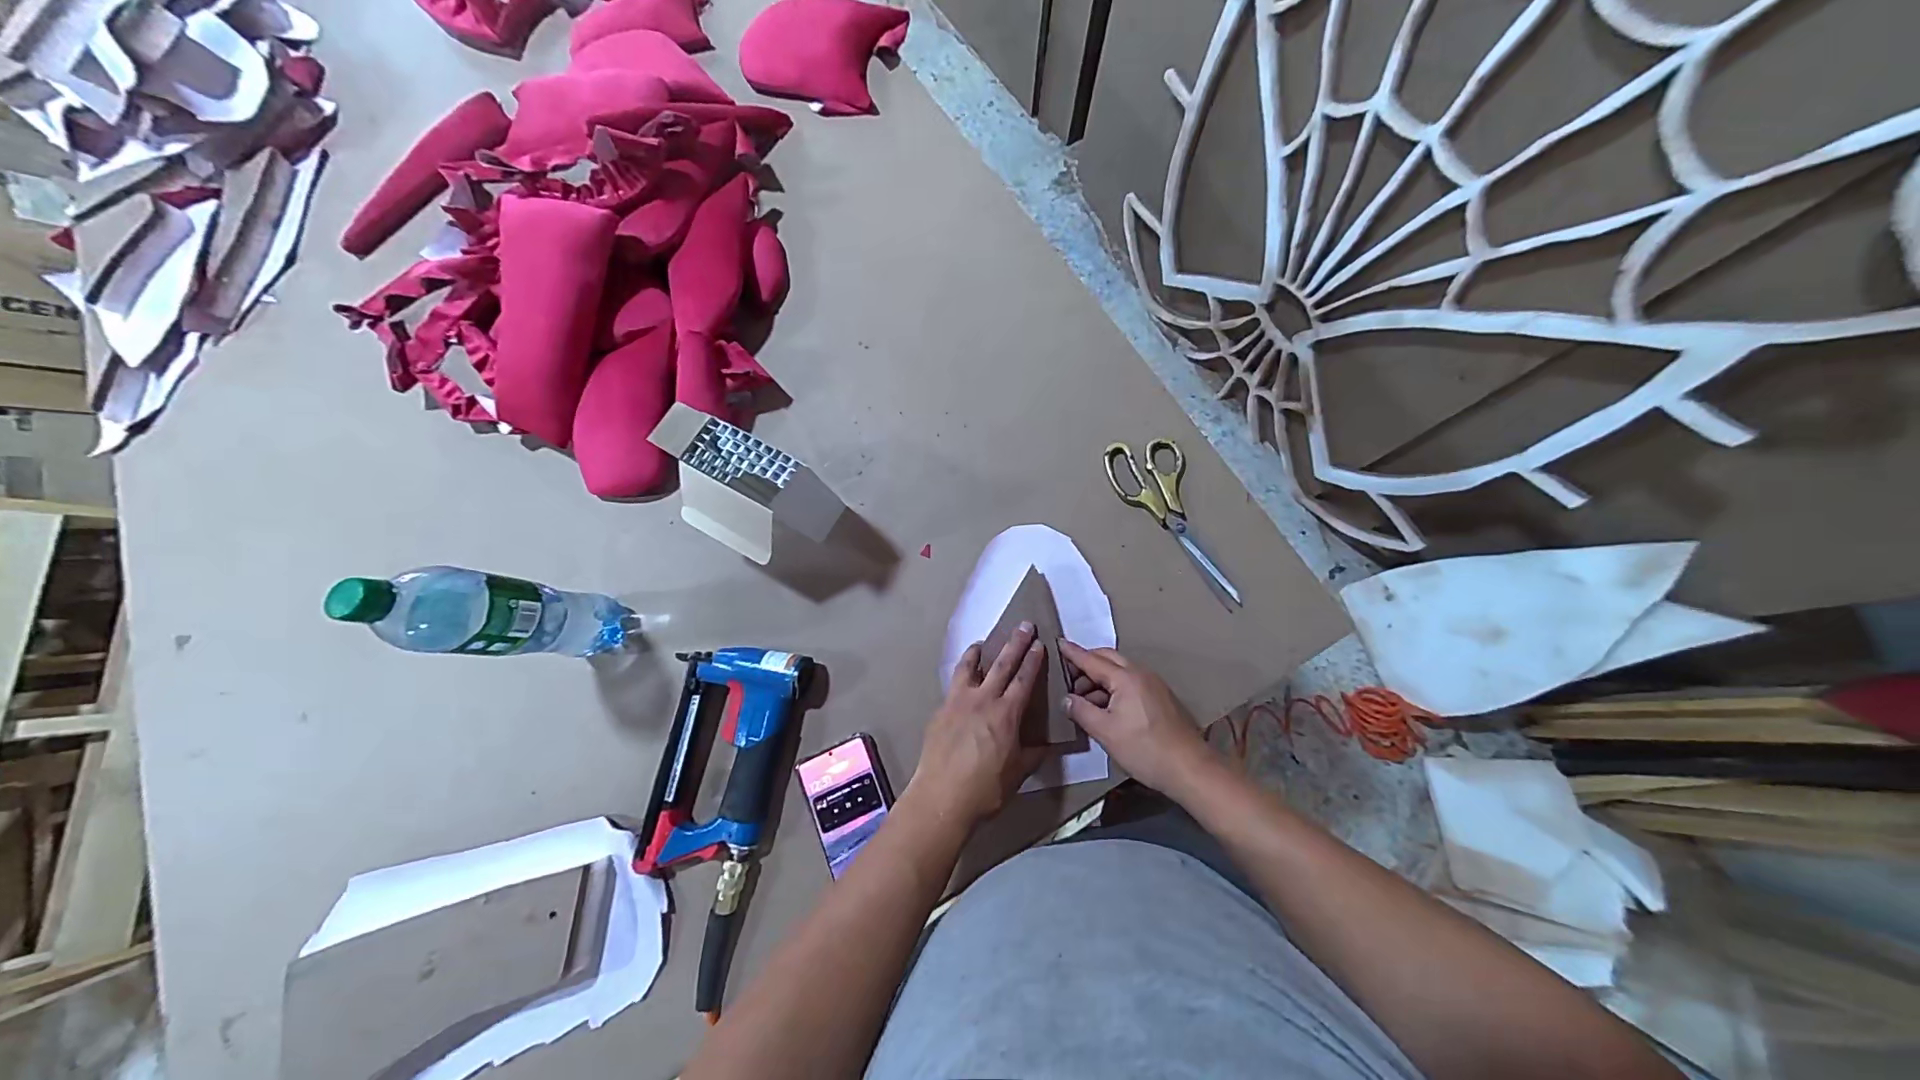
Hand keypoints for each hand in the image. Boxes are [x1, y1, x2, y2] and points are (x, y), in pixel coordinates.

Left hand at [906, 624, 1047, 825]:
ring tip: (982, 644)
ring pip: (970, 668)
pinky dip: (961, 676)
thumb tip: (1045, 746)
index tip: (1039, 644)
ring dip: (978, 653)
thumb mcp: (1017, 772)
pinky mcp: (940, 712)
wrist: (942, 797)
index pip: (1024, 679)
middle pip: (1001, 664)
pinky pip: (953, 686)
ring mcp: (958, 703)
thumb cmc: (985, 789)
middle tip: (1023, 626)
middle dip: (1014, 643)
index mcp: (1006, 714)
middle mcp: (982, 701)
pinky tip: (962, 680)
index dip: (1033, 661)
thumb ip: (1031, 754)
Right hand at [1059, 641, 1215, 798]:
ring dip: (1100, 678)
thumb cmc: (1144, 749)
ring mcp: (1154, 685)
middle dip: (1087, 663)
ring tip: (1084, 698)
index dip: (1073, 653)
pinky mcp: (1160, 698)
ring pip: (1120, 671)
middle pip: (1108, 659)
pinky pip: (1131, 682)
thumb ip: (1081, 711)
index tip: (1058, 643)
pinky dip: (1114, 687)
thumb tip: (1066, 699)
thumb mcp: (1105, 732)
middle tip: (1068, 677)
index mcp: (1125, 678)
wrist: (1189, 767)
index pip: (1092, 660)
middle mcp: (1141, 674)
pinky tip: (1106, 707)